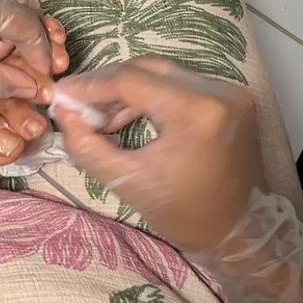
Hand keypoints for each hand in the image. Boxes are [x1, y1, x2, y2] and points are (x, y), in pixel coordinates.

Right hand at [51, 58, 302, 302]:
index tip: (61, 95)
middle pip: (146, 68)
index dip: (90, 85)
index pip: (130, 80)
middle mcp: (218, 91)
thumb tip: (61, 111)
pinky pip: (179, 83)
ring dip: (126, 89)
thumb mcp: (126, 182)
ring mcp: (229, 91)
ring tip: (98, 116)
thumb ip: (86, 144)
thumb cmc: (184, 214)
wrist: (241, 234)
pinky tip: (125, 115)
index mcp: (195, 112)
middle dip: (106, 84)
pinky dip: (150, 95)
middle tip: (75, 104)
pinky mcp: (232, 97)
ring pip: (161, 72)